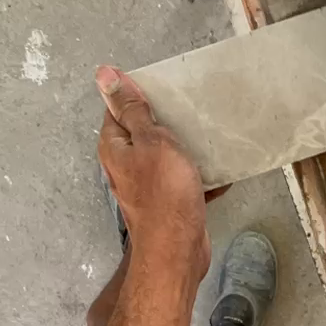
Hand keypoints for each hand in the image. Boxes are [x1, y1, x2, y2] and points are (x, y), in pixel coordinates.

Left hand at [95, 65, 209, 283]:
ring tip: (209, 135)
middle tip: (191, 108)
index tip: (167, 88)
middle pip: (146, 132)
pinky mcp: (171, 204)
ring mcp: (149, 187)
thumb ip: (131, 109)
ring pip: (168, 157)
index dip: (141, 95)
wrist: (178, 251)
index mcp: (115, 147)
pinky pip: (186, 181)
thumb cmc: (164, 196)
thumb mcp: (150, 141)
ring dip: (187, 148)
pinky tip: (220, 170)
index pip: (120, 108)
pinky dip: (201, 176)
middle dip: (168, 121)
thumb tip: (104, 75)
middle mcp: (127, 166)